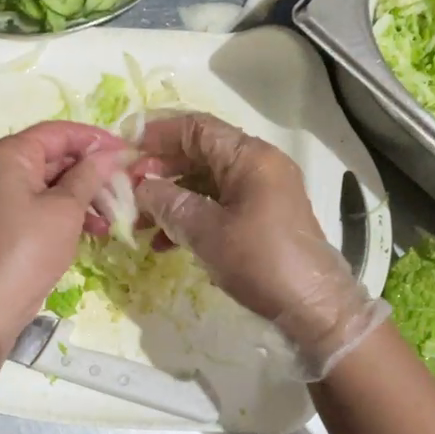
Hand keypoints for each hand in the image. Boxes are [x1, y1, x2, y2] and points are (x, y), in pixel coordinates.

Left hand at [0, 120, 127, 343]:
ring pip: (53, 183)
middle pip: (55, 156)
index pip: (58, 132)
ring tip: (116, 213)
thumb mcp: (66, 209)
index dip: (95, 139)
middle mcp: (1, 168)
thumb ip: (89, 175)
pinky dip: (70, 213)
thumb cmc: (28, 249)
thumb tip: (111, 154)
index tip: (128, 151)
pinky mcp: (10, 222)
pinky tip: (97, 231)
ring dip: (86, 195)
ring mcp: (3, 196)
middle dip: (92, 170)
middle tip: (128, 184)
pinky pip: (44, 205)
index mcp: (9, 154)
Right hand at [133, 113, 389, 378]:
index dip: (157, 134)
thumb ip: (168, 203)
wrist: (311, 305)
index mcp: (249, 157)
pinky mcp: (261, 218)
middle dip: (159, 169)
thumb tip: (140, 187)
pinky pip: (217, 206)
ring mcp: (261, 192)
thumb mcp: (206, 231)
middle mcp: (257, 166)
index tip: (123, 150)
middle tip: (126, 190)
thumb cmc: (259, 260)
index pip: (196, 128)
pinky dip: (190, 217)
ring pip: (204, 182)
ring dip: (170, 198)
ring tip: (140, 222)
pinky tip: (164, 242)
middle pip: (198, 153)